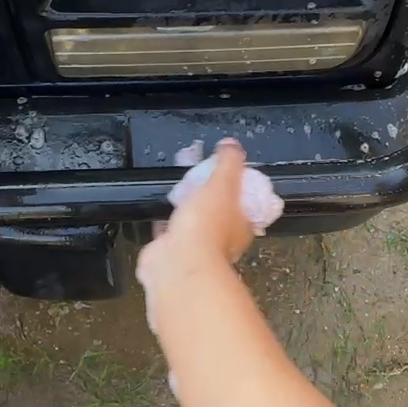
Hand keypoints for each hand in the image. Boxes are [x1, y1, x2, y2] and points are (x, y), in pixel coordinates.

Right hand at [153, 139, 258, 260]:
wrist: (177, 261)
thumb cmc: (206, 227)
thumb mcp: (223, 184)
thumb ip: (228, 163)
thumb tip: (232, 145)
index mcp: (240, 226)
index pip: (245, 205)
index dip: (238, 190)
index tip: (228, 176)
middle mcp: (221, 241)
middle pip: (219, 216)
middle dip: (210, 200)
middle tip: (201, 182)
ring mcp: (196, 249)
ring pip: (195, 226)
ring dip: (188, 212)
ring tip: (182, 194)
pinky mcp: (173, 253)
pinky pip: (171, 235)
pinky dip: (167, 225)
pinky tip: (162, 215)